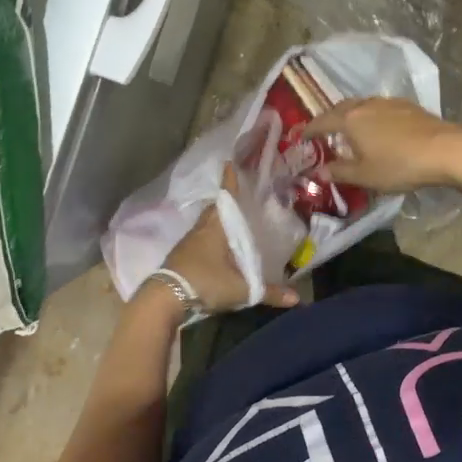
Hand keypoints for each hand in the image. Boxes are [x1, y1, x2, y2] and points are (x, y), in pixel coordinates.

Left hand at [157, 165, 298, 314]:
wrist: (165, 298)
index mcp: (216, 228)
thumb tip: (296, 298)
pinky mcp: (180, 254)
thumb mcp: (240, 289)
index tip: (230, 162)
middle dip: (226, 201)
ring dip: (217, 220)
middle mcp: (201, 229)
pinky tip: (218, 246)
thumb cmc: (205, 282)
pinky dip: (209, 236)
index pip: (225, 198)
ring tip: (232, 221)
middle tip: (240, 196)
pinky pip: (199, 237)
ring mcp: (188, 241)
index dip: (229, 181)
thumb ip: (268, 292)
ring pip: (206, 223)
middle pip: (215, 209)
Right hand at [301, 97, 461, 193]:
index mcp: (350, 119)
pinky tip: (379, 130)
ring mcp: (389, 102)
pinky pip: (380, 109)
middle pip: (341, 109)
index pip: (321, 122)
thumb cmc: (399, 165)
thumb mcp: (365, 176)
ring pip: (362, 106)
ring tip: (351, 132)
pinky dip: (372, 118)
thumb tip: (319, 172)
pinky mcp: (409, 106)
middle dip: (329, 120)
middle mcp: (366, 105)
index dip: (308, 130)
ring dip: (352, 117)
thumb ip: (339, 172)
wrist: (445, 150)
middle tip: (324, 133)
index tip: (299, 137)